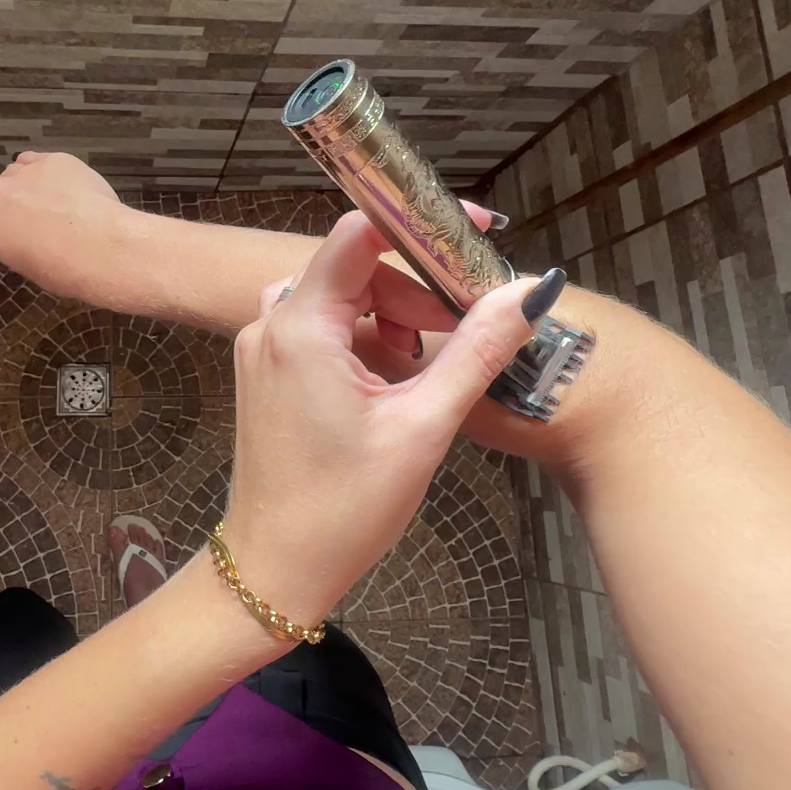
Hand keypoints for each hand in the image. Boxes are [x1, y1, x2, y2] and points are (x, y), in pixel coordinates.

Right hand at [0, 151, 125, 299]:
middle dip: (7, 193)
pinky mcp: (53, 159)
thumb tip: (28, 235)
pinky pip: (44, 159)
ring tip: (58, 199)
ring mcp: (24, 172)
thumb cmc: (60, 269)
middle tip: (31, 208)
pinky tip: (69, 186)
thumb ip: (16, 240)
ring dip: (31, 180)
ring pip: (19, 168)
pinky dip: (53, 170)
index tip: (8, 220)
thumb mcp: (26, 263)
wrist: (95, 247)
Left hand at [221, 212, 547, 623]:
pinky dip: (360, 336)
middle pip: (352, 267)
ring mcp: (261, 349)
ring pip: (337, 297)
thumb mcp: (423, 427)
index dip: (419, 222)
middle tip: (458, 328)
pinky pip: (317, 328)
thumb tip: (529, 292)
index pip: (357, 233)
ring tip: (424, 364)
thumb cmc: (344, 508)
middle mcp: (270, 325)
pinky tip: (389, 378)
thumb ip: (476, 351)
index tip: (473, 232)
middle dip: (412, 287)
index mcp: (301, 328)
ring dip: (389, 314)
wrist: (274, 567)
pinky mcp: (266, 372)